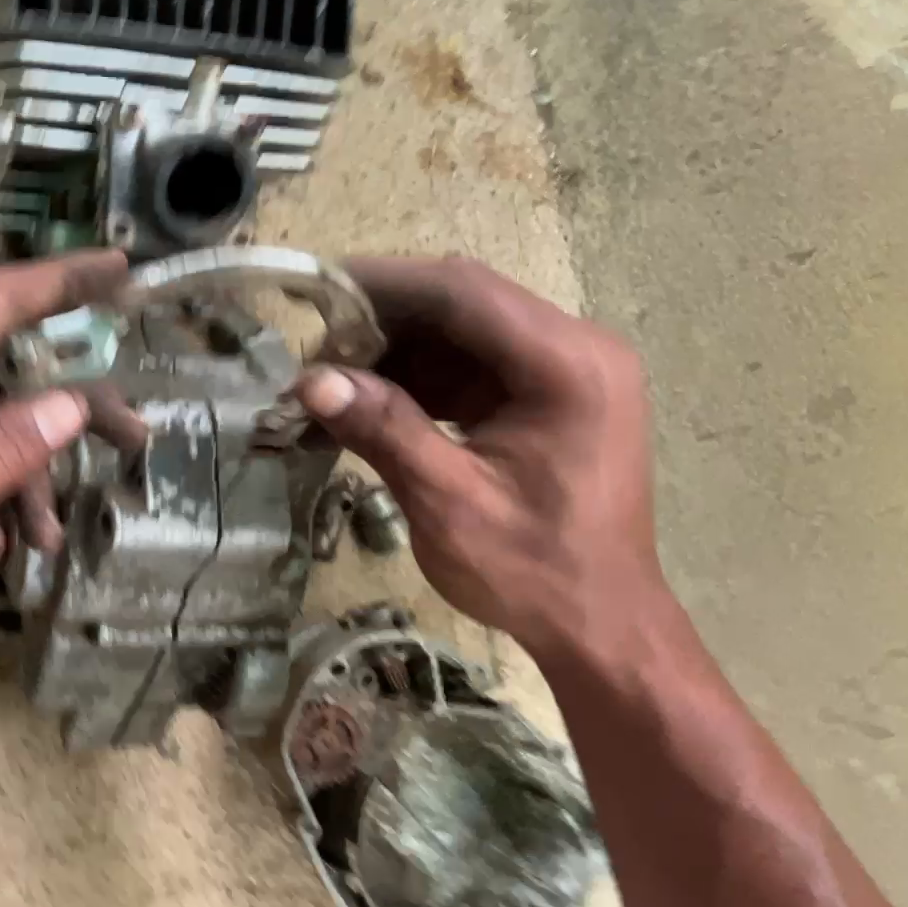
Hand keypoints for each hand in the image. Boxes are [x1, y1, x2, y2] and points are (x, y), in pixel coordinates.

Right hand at [294, 256, 665, 656]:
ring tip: (325, 377)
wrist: (597, 623)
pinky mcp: (540, 397)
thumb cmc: (532, 570)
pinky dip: (412, 378)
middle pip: (462, 304)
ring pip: (458, 333)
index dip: (384, 283)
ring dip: (391, 350)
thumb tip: (311, 381)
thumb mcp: (448, 502)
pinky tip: (364, 400)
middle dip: (381, 319)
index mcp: (568, 367)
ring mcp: (560, 373)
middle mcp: (573, 351)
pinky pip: (466, 367)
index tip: (315, 289)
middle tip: (310, 346)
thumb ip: (385, 431)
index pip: (464, 294)